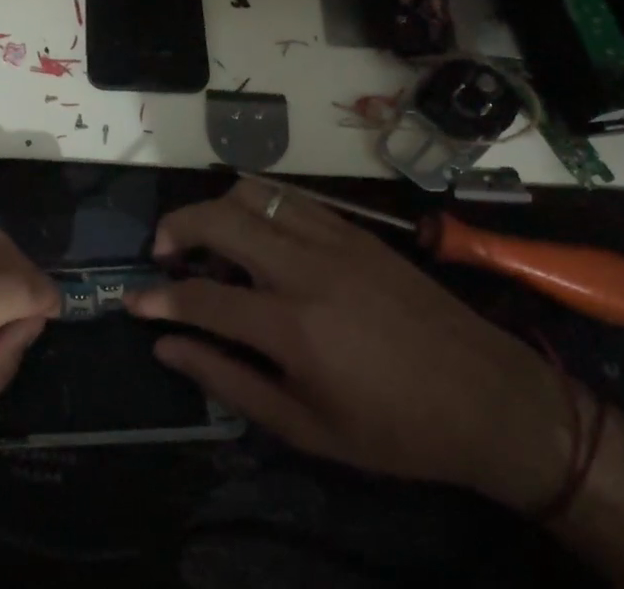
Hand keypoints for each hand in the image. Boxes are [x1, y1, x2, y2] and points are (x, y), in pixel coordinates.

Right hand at [126, 179, 578, 511]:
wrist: (491, 400)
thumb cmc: (395, 430)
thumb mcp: (305, 427)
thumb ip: (228, 382)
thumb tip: (167, 347)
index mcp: (293, 328)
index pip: (201, 299)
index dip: (157, 300)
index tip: (132, 302)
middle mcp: (308, 270)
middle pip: (219, 219)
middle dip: (176, 228)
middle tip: (166, 256)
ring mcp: (336, 241)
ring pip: (254, 194)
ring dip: (217, 210)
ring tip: (212, 243)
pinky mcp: (359, 232)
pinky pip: (292, 198)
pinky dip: (259, 207)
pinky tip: (260, 239)